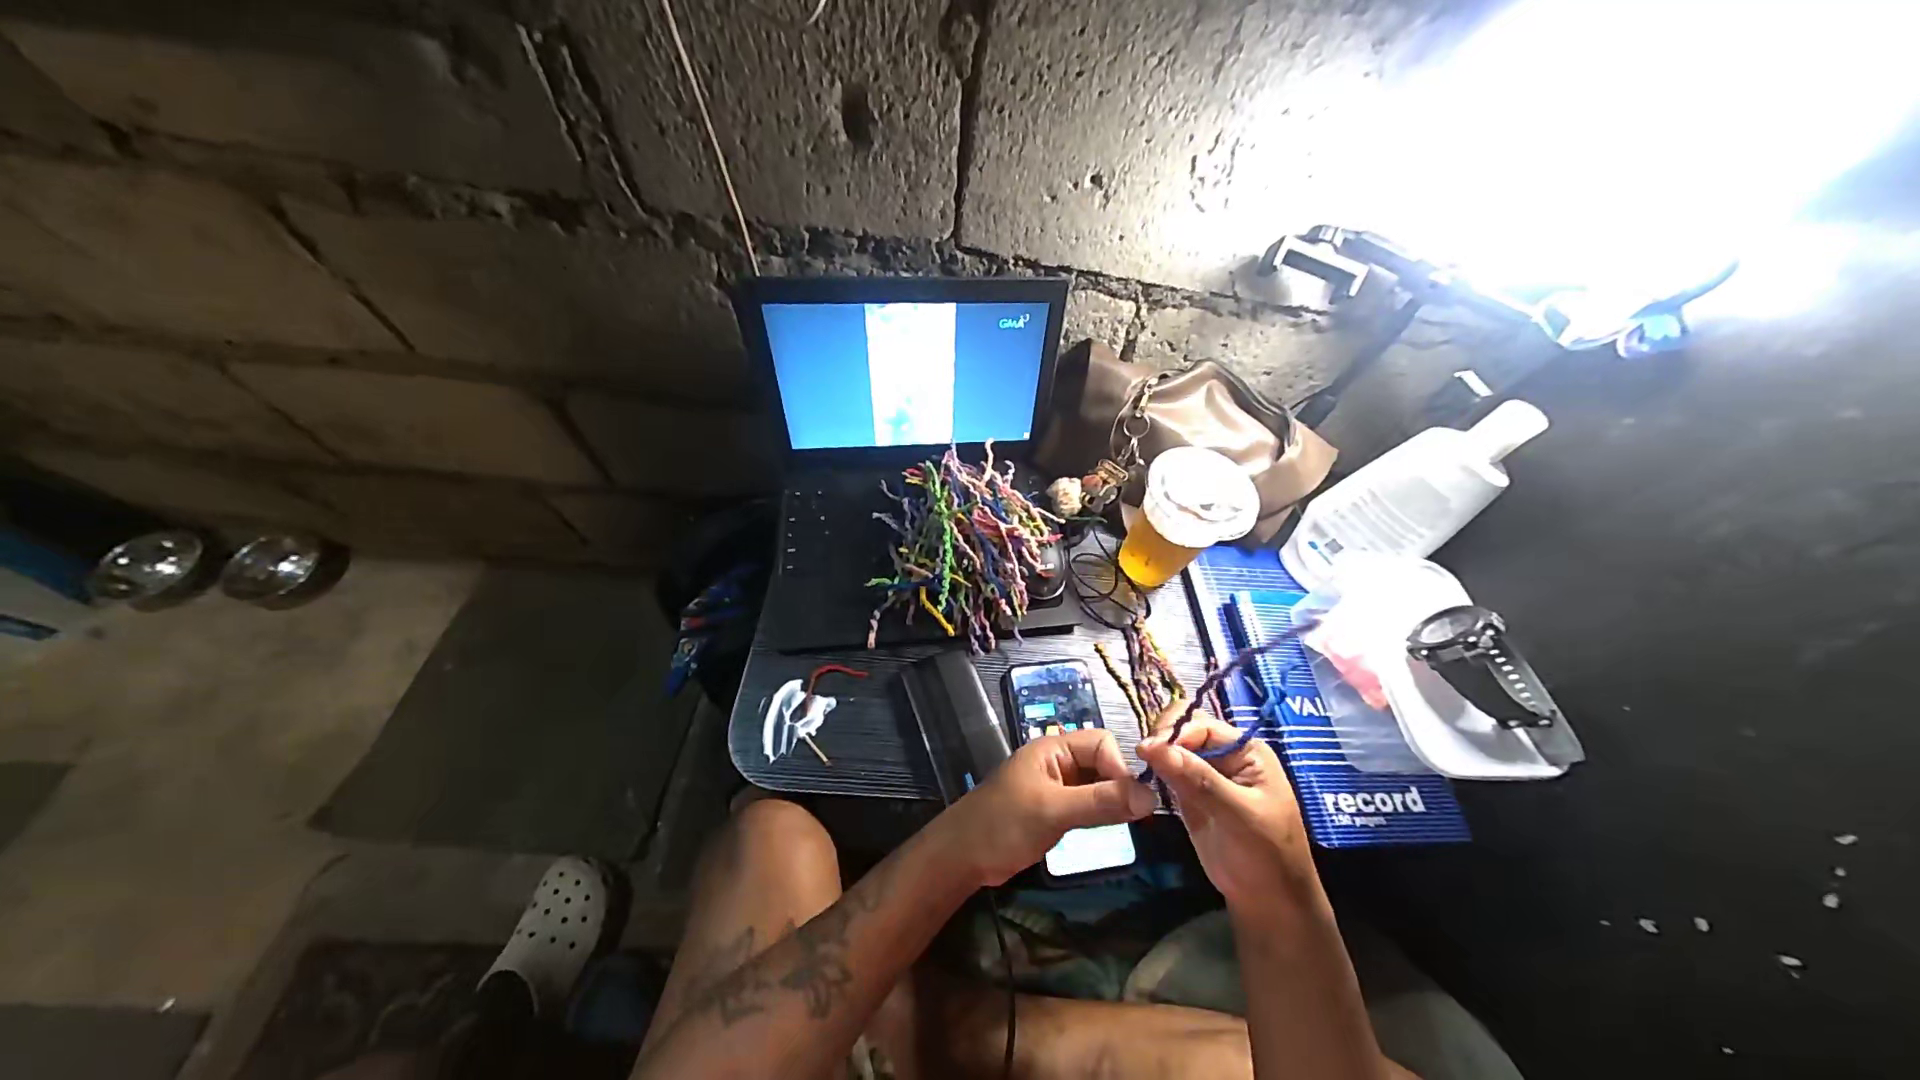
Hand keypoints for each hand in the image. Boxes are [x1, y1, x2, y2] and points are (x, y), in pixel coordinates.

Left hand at [933, 728, 1155, 886]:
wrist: (962, 857)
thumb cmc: (1002, 825)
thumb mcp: (1053, 811)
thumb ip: (1099, 802)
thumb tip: (1150, 797)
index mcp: (1053, 748)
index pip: (1102, 742)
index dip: (1120, 768)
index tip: (1130, 802)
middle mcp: (1057, 761)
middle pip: (1103, 762)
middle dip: (1120, 785)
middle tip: (1135, 818)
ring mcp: (1056, 786)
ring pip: (1098, 784)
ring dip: (1113, 801)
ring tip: (1128, 825)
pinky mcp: (1055, 809)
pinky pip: (1088, 803)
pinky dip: (1101, 813)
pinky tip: (1109, 829)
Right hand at [1136, 713, 1313, 913]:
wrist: (1269, 902)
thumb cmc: (1267, 854)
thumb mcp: (1237, 814)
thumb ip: (1197, 778)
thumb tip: (1152, 746)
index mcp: (1246, 751)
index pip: (1202, 725)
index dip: (1175, 732)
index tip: (1149, 749)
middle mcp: (1225, 756)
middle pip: (1185, 730)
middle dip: (1163, 739)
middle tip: (1144, 758)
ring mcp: (1206, 774)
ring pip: (1173, 750)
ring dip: (1156, 755)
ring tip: (1142, 769)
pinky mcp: (1190, 794)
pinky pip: (1168, 772)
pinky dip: (1155, 772)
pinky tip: (1145, 778)